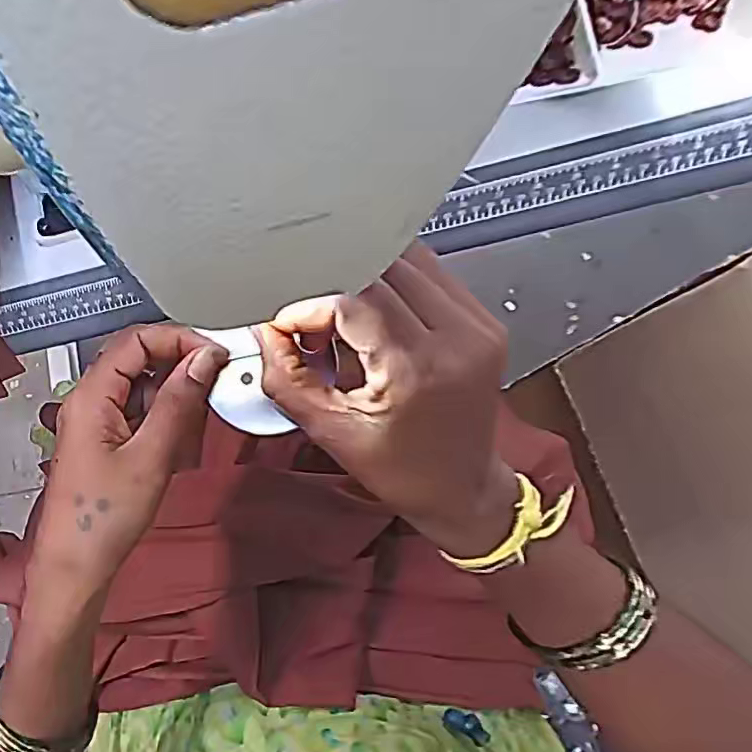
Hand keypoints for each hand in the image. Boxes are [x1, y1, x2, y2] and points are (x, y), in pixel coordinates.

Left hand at [27, 325, 227, 599]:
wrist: (75, 566)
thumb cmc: (100, 521)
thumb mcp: (150, 457)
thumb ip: (178, 403)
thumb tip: (202, 361)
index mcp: (89, 397)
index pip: (135, 340)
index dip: (178, 339)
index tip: (212, 354)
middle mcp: (86, 403)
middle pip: (136, 358)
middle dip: (178, 362)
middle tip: (213, 378)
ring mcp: (93, 422)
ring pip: (138, 386)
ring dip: (172, 392)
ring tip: (197, 415)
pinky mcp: (102, 442)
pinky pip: (134, 412)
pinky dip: (162, 415)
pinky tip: (178, 437)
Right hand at [254, 242, 516, 557]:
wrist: (460, 488)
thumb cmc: (404, 472)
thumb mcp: (330, 431)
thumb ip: (288, 379)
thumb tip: (268, 335)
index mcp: (416, 370)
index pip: (352, 299)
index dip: (308, 307)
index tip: (288, 328)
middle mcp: (457, 338)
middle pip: (379, 270)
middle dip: (334, 291)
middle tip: (315, 328)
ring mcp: (477, 326)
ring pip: (406, 263)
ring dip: (364, 283)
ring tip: (347, 326)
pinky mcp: (483, 322)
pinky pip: (430, 277)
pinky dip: (392, 288)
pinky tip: (375, 322)